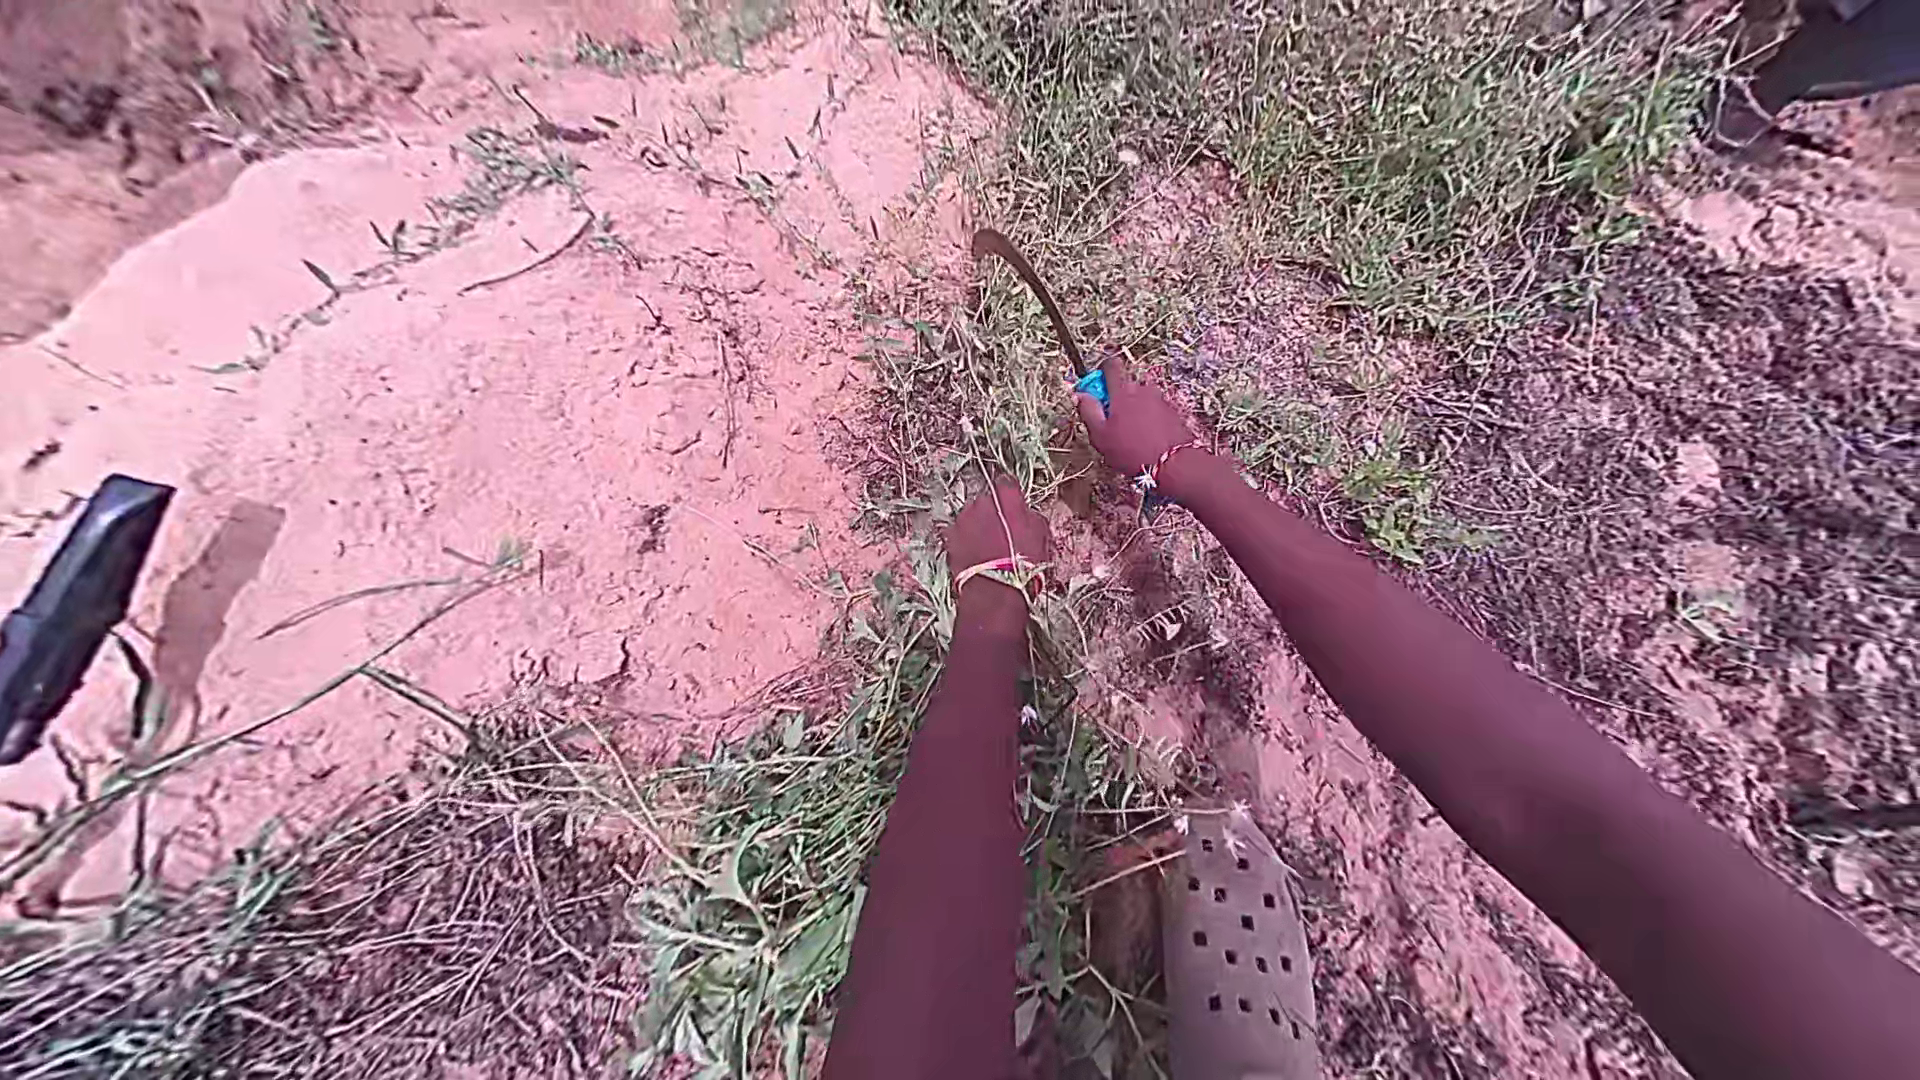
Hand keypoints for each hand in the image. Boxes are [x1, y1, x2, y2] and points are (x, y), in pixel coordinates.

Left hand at [945, 478, 1051, 591]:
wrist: (996, 588)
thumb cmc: (1022, 564)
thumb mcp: (1041, 536)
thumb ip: (1032, 517)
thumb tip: (1028, 515)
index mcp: (1007, 497)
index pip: (1007, 484)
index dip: (1010, 495)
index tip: (1013, 504)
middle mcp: (982, 502)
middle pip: (987, 500)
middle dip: (993, 512)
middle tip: (1002, 532)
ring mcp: (963, 518)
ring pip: (971, 516)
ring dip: (977, 526)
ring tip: (988, 546)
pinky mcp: (950, 535)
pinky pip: (958, 532)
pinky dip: (964, 539)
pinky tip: (974, 553)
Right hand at [1074, 353, 1198, 477]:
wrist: (1172, 464)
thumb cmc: (1132, 452)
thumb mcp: (1100, 435)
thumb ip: (1089, 410)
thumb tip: (1081, 395)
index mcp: (1122, 392)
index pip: (1110, 366)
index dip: (1099, 374)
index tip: (1094, 392)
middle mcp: (1142, 390)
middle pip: (1124, 385)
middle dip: (1114, 399)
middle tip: (1108, 424)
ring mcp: (1159, 400)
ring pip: (1138, 399)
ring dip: (1131, 411)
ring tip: (1127, 435)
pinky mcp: (1171, 412)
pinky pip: (1152, 410)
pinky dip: (1145, 419)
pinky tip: (1142, 439)